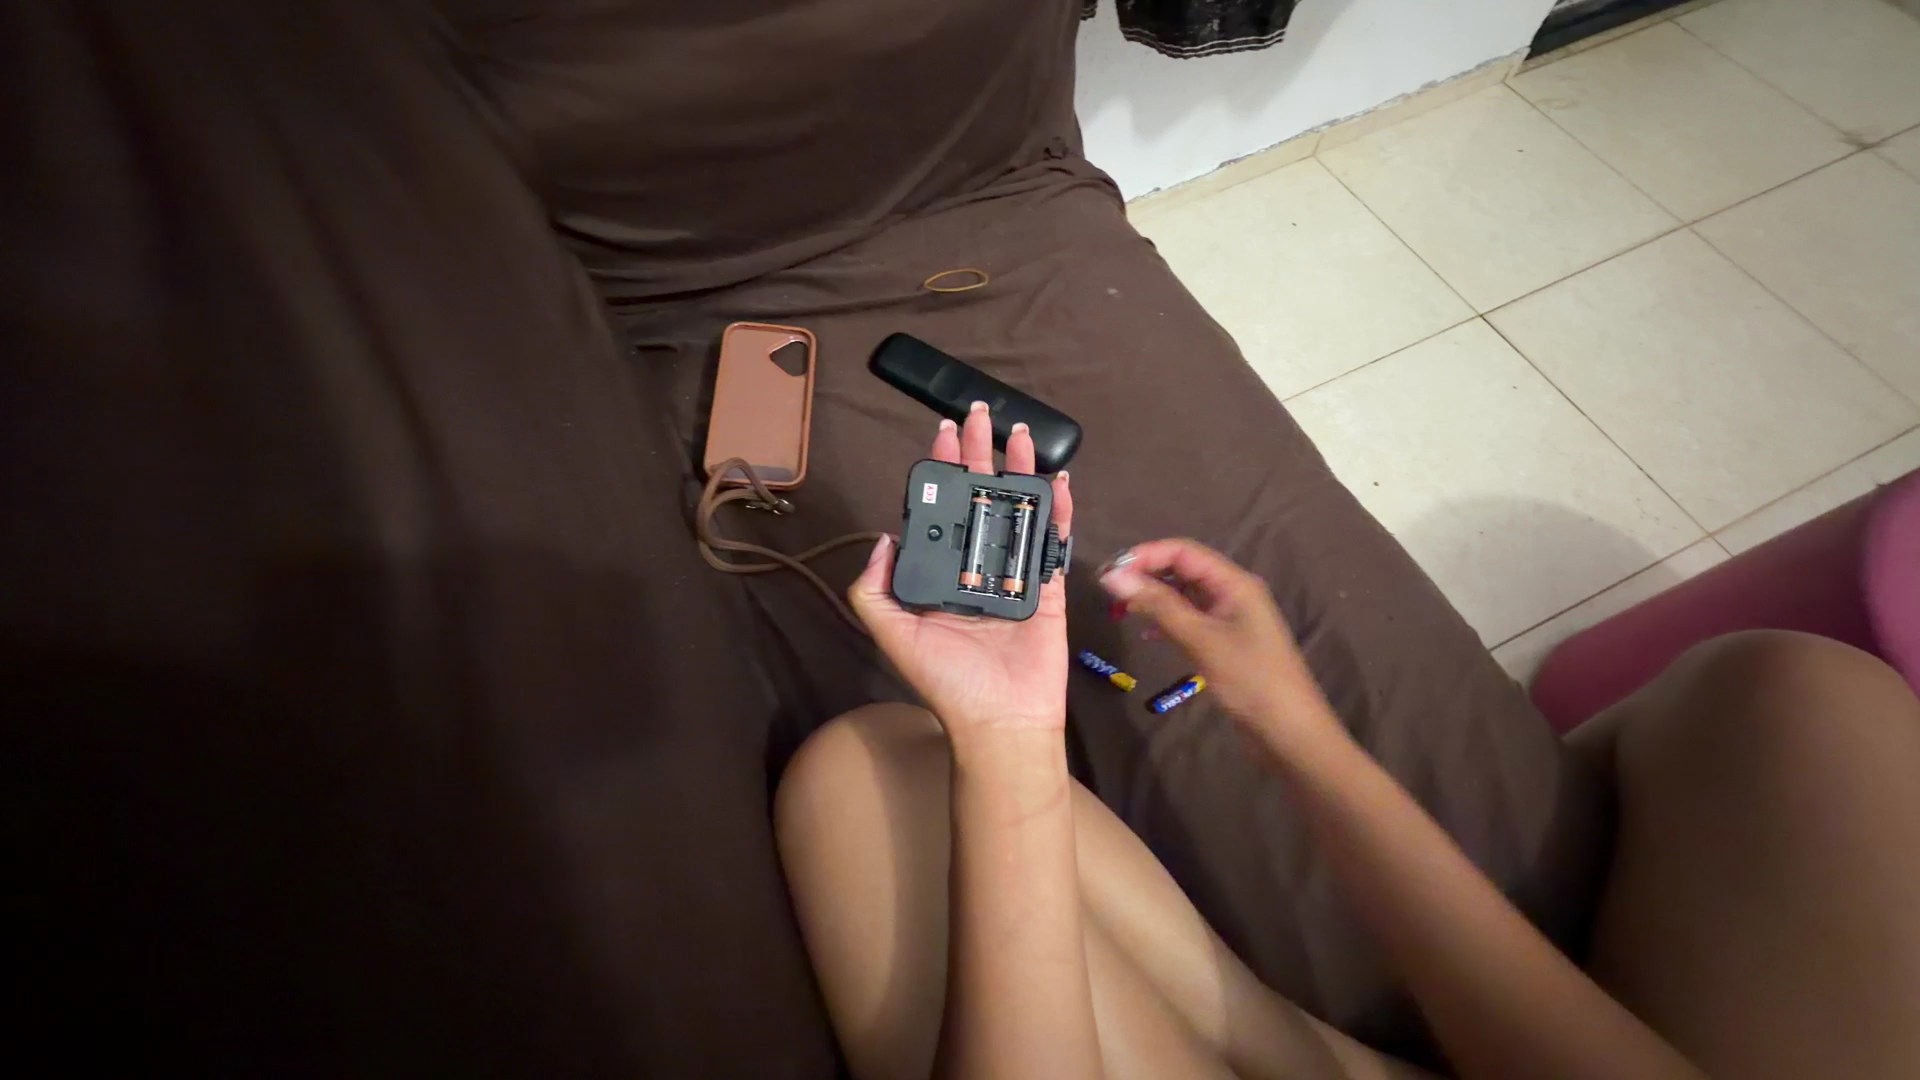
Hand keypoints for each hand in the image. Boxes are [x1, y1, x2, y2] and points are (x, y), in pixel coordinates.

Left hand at [849, 402, 1073, 736]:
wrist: (1001, 721)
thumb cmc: (947, 680)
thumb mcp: (894, 634)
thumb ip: (875, 589)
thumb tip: (883, 536)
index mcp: (942, 572)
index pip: (940, 510)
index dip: (940, 471)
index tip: (941, 435)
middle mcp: (977, 565)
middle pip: (979, 497)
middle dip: (977, 454)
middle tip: (978, 414)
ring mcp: (1014, 574)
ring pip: (1017, 510)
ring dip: (1019, 469)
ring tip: (1019, 432)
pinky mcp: (1048, 587)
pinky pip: (1053, 542)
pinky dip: (1058, 509)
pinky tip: (1056, 478)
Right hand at [1098, 539, 1342, 754]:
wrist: (1289, 732)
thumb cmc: (1249, 679)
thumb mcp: (1200, 638)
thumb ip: (1157, 604)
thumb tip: (1112, 576)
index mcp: (1233, 583)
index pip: (1183, 552)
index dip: (1145, 555)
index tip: (1111, 571)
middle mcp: (1232, 593)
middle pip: (1182, 570)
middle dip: (1146, 576)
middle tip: (1109, 591)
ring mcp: (1229, 618)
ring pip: (1184, 595)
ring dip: (1153, 599)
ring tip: (1120, 611)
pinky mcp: (1224, 642)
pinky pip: (1189, 619)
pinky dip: (1166, 621)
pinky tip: (1147, 634)